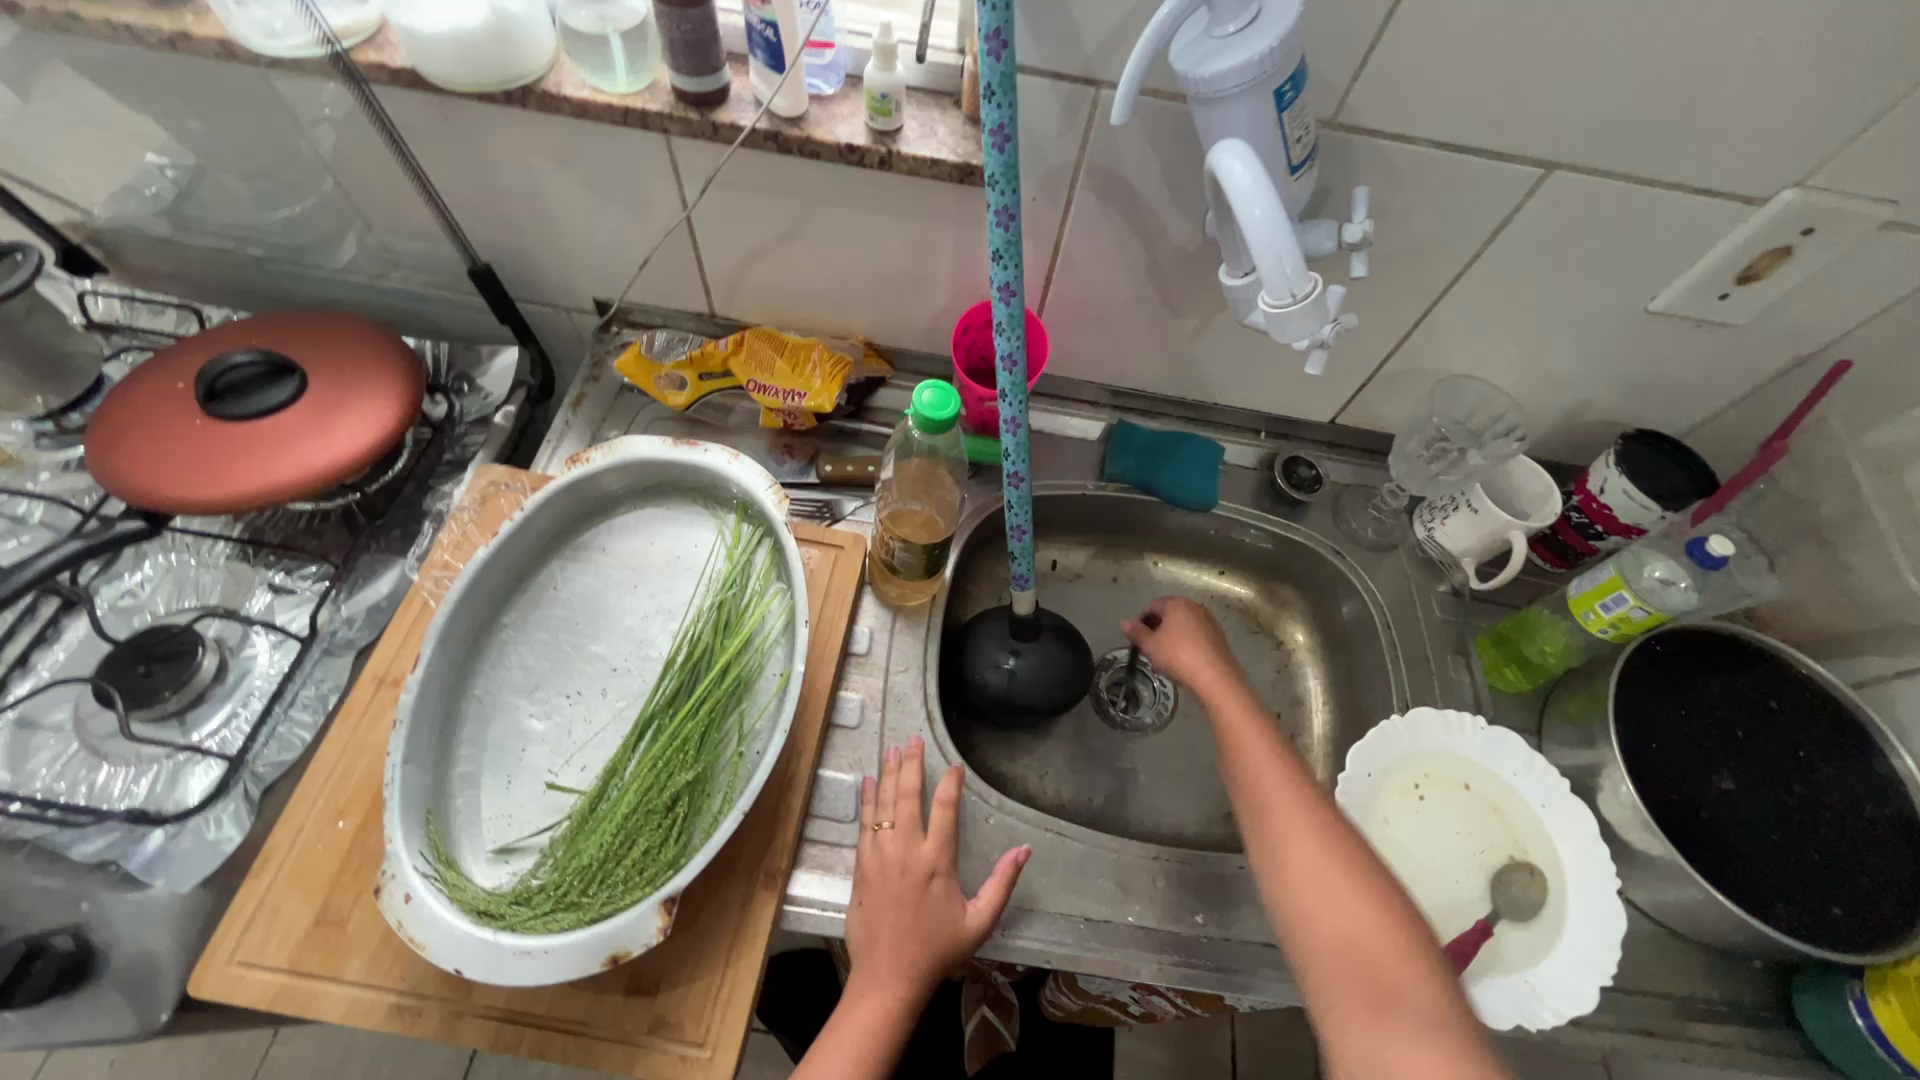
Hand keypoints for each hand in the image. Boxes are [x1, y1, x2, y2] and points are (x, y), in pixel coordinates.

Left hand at [848, 736, 1029, 1001]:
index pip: (945, 808)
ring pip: (883, 804)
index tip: (955, 765)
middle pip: (908, 795)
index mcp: (937, 861)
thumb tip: (1024, 850)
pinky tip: (868, 783)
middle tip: (913, 740)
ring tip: (891, 749)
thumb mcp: (979, 922)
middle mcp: (907, 850)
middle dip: (911, 764)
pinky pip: (864, 824)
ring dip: (888, 774)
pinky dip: (866, 800)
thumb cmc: (937, 951)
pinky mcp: (862, 866)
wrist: (888, 978)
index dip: (951, 782)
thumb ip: (1002, 883)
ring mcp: (880, 856)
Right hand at [1121, 596, 1242, 689]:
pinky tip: (1185, 660)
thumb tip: (1124, 622)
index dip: (1142, 622)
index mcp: (1176, 603)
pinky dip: (1188, 643)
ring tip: (1167, 657)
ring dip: (1173, 636)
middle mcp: (1195, 606)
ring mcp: (1210, 621)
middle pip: (1169, 614)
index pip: (1152, 606)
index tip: (1139, 640)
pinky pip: (1197, 635)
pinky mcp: (1219, 636)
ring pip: (1184, 625)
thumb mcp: (1150, 646)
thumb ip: (1136, 632)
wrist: (1215, 676)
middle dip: (1158, 629)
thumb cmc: (1178, 656)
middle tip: (1151, 649)